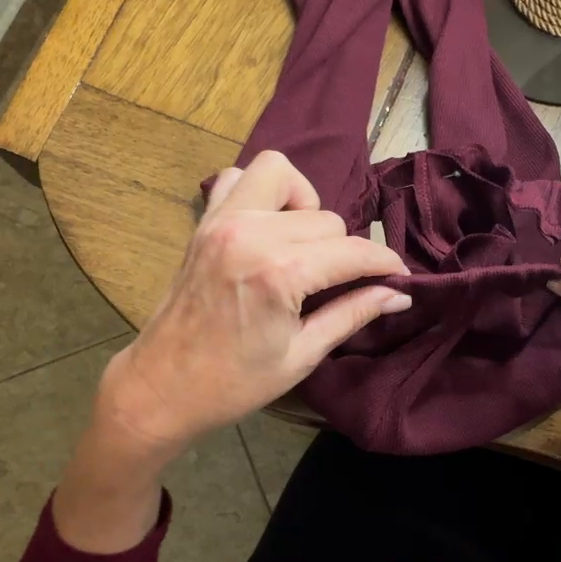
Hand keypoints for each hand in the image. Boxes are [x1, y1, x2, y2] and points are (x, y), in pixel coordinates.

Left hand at [95, 151, 410, 463]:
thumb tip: (399, 295)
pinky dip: (260, 192)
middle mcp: (252, 233)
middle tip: (340, 283)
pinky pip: (236, 177)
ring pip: (281, 173)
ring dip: (303, 203)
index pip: (352, 251)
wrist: (161, 388)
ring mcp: (222, 221)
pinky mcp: (203, 222)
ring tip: (304, 243)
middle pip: (325, 218)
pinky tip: (268, 228)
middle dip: (344, 249)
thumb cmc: (234, 383)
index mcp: (279, 273)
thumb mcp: (302, 355)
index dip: (383, 264)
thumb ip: (352, 314)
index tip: (398, 277)